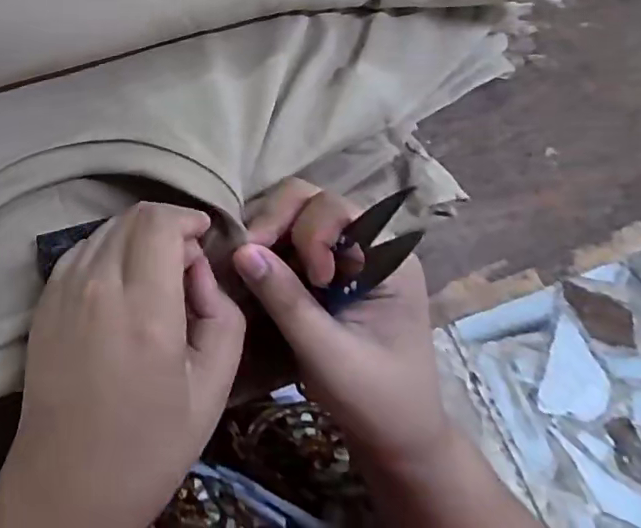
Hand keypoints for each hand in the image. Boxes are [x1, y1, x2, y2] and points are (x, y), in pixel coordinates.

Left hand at [0, 203, 244, 527]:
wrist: (65, 485)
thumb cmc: (147, 446)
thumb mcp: (211, 388)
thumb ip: (222, 314)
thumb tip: (198, 270)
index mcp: (144, 308)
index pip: (160, 221)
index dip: (188, 218)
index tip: (205, 238)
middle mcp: (98, 285)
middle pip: (133, 216)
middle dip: (168, 226)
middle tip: (185, 265)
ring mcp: (63, 288)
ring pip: (107, 228)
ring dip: (138, 237)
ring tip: (154, 278)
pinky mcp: (44, 299)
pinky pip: (82, 249)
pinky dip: (110, 251)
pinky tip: (121, 287)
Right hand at [235, 179, 447, 464]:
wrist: (398, 441)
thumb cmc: (377, 401)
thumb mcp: (330, 357)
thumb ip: (287, 301)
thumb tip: (241, 250)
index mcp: (386, 256)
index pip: (335, 207)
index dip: (306, 230)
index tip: (304, 278)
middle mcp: (366, 241)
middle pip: (309, 200)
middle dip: (275, 221)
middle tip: (249, 259)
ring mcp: (343, 253)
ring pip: (293, 213)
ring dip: (266, 233)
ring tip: (249, 269)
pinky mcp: (324, 268)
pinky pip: (288, 238)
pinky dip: (266, 248)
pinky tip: (254, 274)